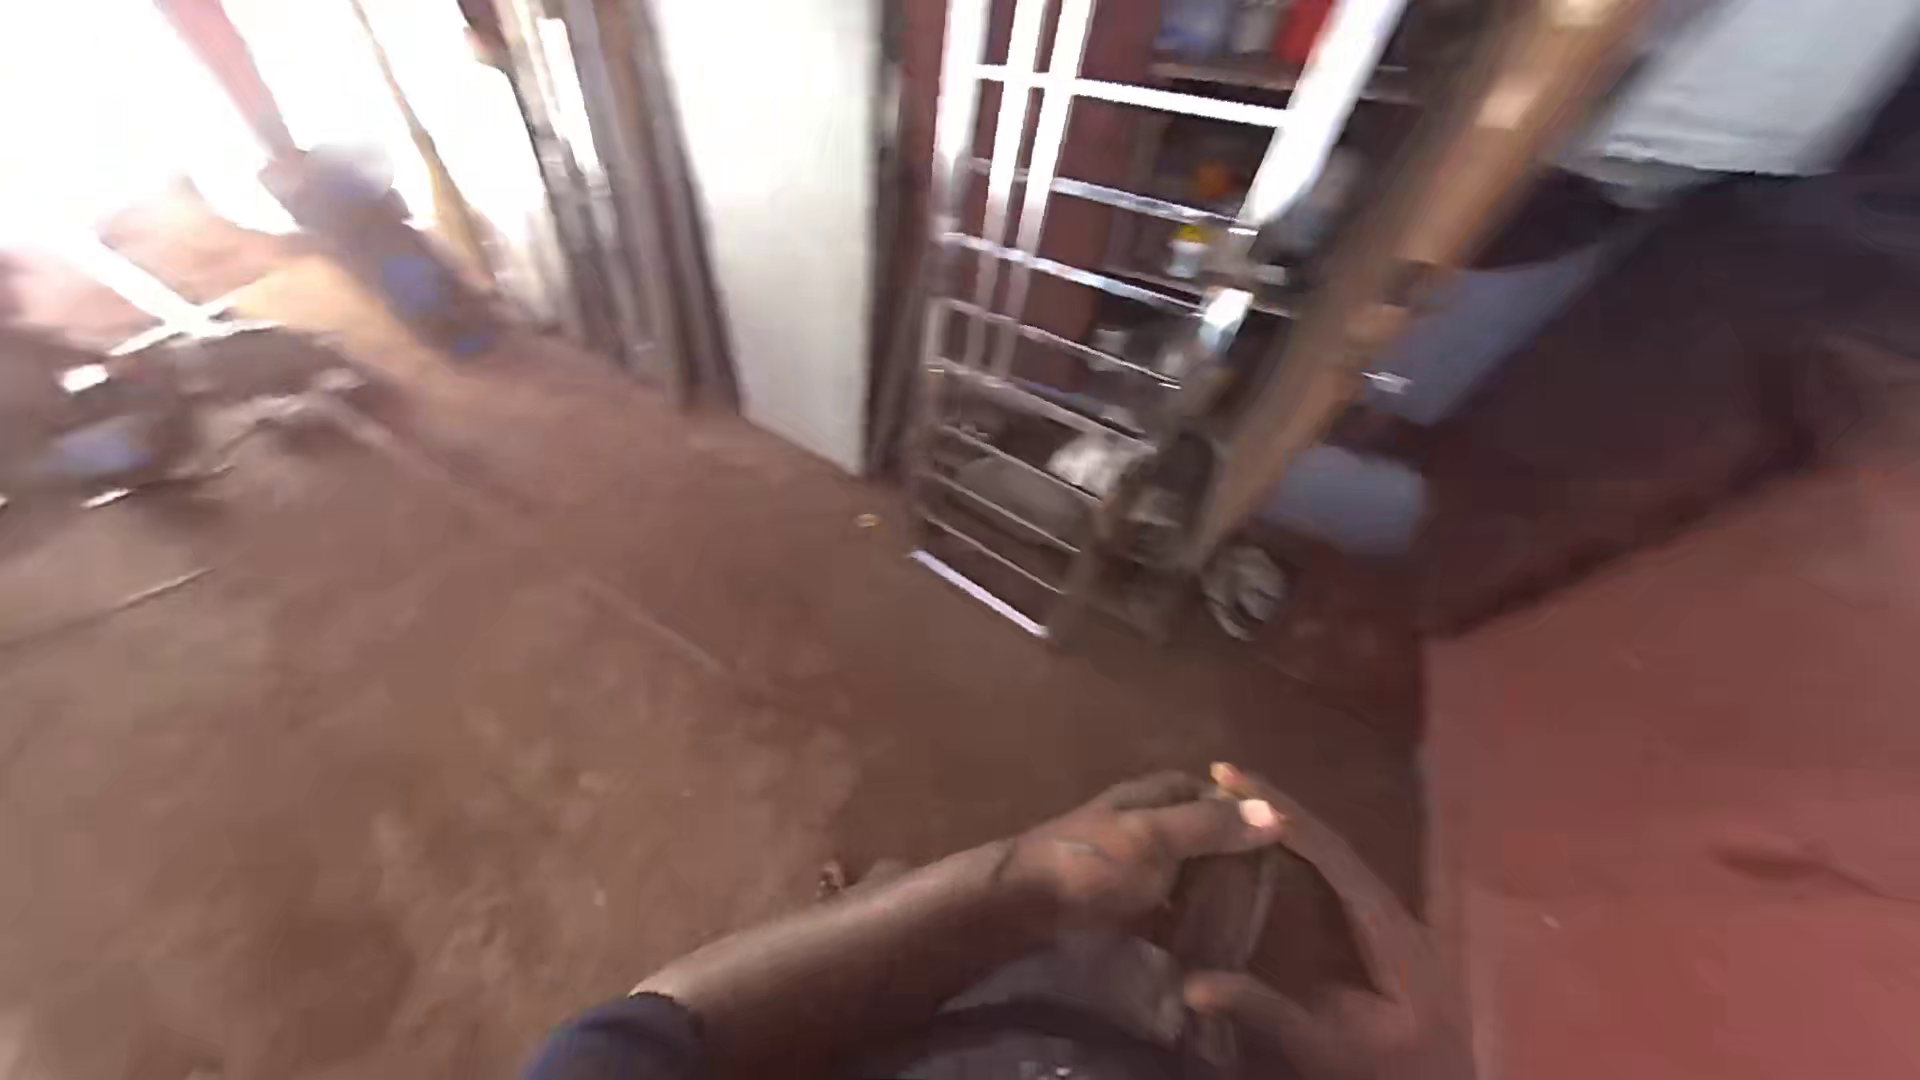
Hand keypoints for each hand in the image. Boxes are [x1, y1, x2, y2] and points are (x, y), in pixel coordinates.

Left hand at [1002, 770, 1286, 923]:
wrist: (1028, 904)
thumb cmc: (1092, 862)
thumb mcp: (1152, 837)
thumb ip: (1207, 825)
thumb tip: (1274, 810)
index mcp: (1145, 797)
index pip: (1196, 785)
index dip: (1233, 799)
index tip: (1277, 828)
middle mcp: (1138, 822)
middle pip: (1192, 826)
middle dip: (1229, 847)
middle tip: (1279, 882)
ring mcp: (1128, 863)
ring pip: (1181, 866)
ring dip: (1212, 884)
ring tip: (1260, 914)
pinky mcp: (1121, 900)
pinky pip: (1167, 902)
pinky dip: (1190, 914)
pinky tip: (1217, 937)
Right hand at [1184, 764, 1474, 1079]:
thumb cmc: (1384, 1076)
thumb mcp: (1323, 1050)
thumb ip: (1263, 1011)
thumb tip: (1192, 984)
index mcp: (1390, 932)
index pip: (1330, 853)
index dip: (1280, 812)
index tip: (1232, 780)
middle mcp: (1394, 910)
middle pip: (1331, 840)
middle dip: (1276, 802)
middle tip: (1223, 773)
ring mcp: (1389, 914)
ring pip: (1332, 848)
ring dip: (1285, 815)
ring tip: (1235, 790)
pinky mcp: (1376, 922)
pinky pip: (1332, 866)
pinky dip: (1296, 838)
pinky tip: (1264, 830)